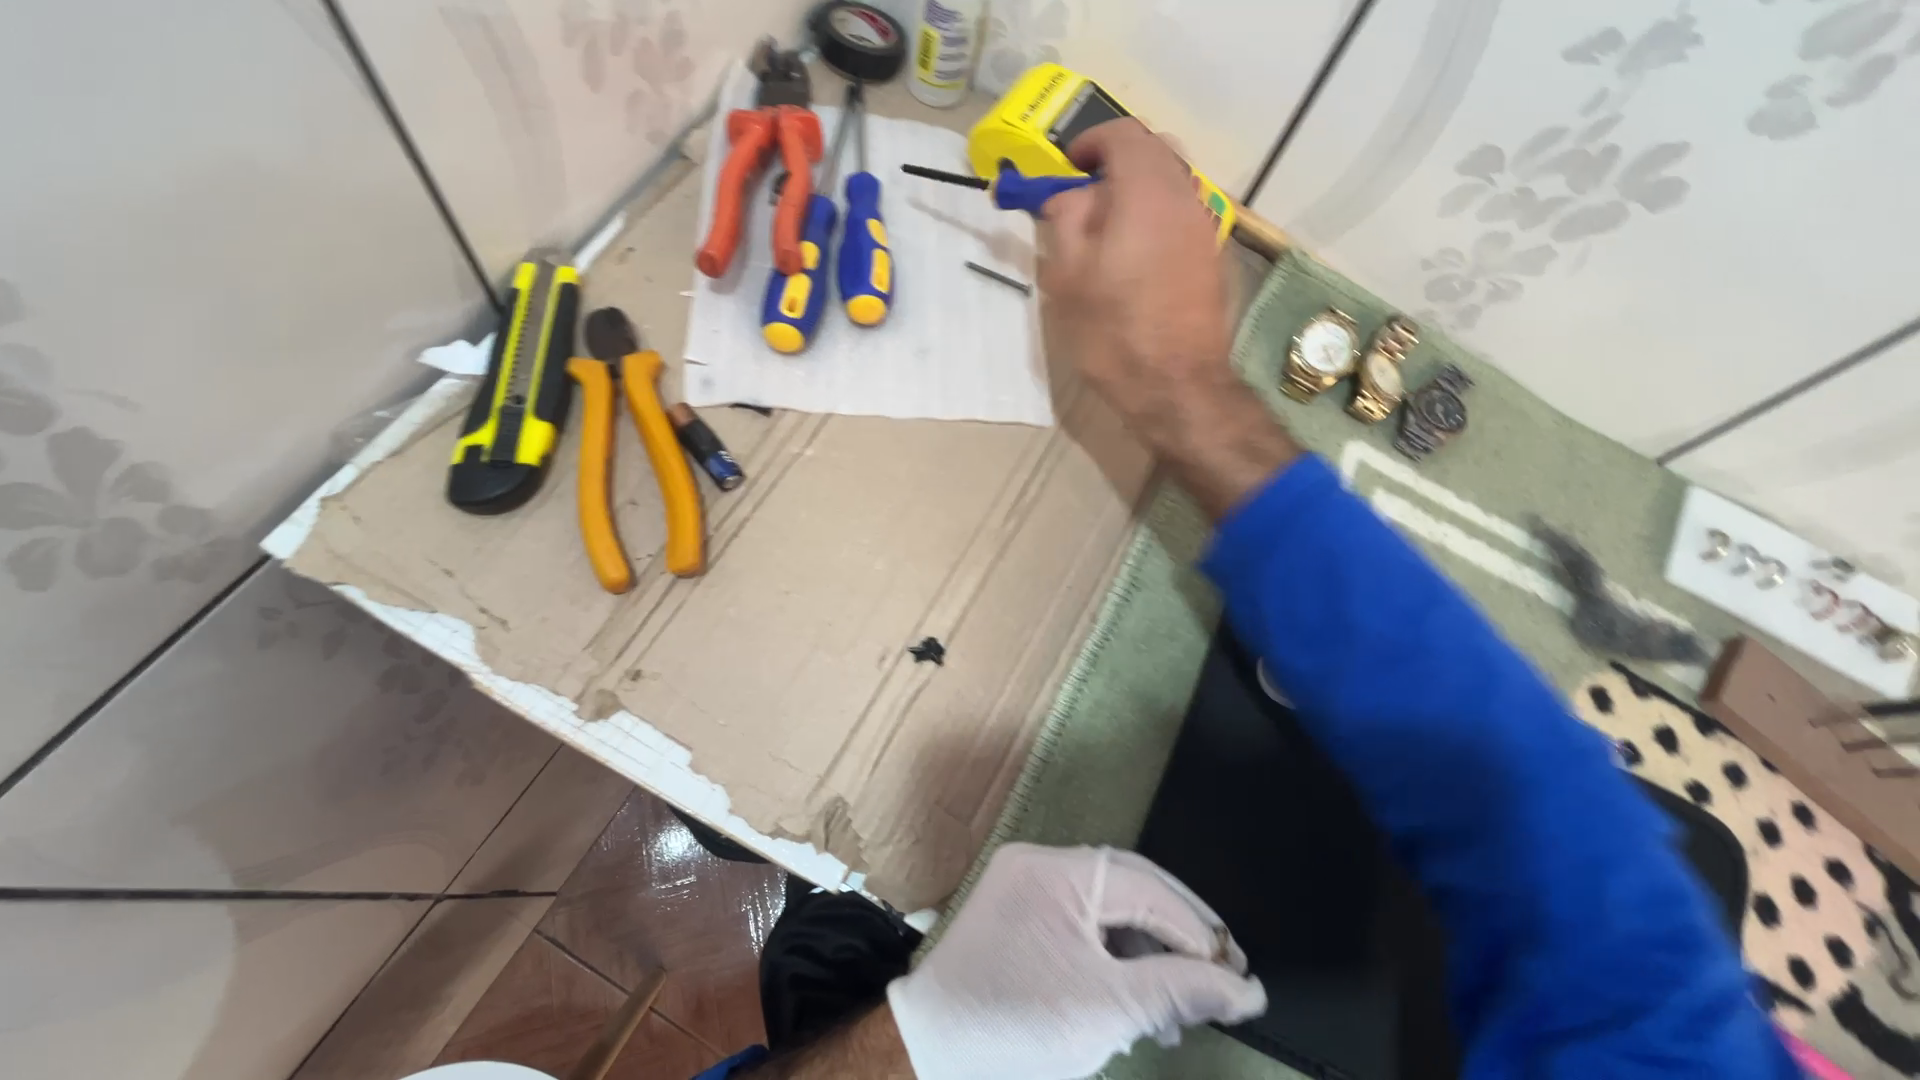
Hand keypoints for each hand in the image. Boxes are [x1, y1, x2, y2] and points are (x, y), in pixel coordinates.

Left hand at [886, 843, 1266, 1079]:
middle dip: (1177, 939)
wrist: (927, 1053)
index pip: (1148, 891)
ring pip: (1109, 909)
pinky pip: (1082, 922)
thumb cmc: (1015, 1026)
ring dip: (1147, 953)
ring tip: (1180, 1006)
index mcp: (1058, 872)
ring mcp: (1026, 886)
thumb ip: (1180, 991)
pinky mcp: (1019, 914)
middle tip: (1221, 979)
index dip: (1199, 934)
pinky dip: (1113, 957)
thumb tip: (1245, 989)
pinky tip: (1135, 998)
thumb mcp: (1108, 1010)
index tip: (1241, 977)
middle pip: (1131, 890)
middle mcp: (1041, 864)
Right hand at [1037, 120, 1298, 518]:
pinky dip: (1155, 219)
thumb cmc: (1112, 332)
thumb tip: (1070, 195)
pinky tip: (1132, 259)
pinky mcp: (1212, 259)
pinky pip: (1181, 217)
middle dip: (1116, 164)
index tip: (1066, 169)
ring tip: (1104, 233)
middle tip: (1083, 198)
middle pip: (1154, 153)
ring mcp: (1204, 229)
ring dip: (1137, 193)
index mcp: (1146, 192)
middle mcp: (1184, 198)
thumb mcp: (1067, 276)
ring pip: (1171, 185)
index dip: (1090, 143)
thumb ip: (1065, 220)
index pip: (1124, 135)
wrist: (1175, 387)